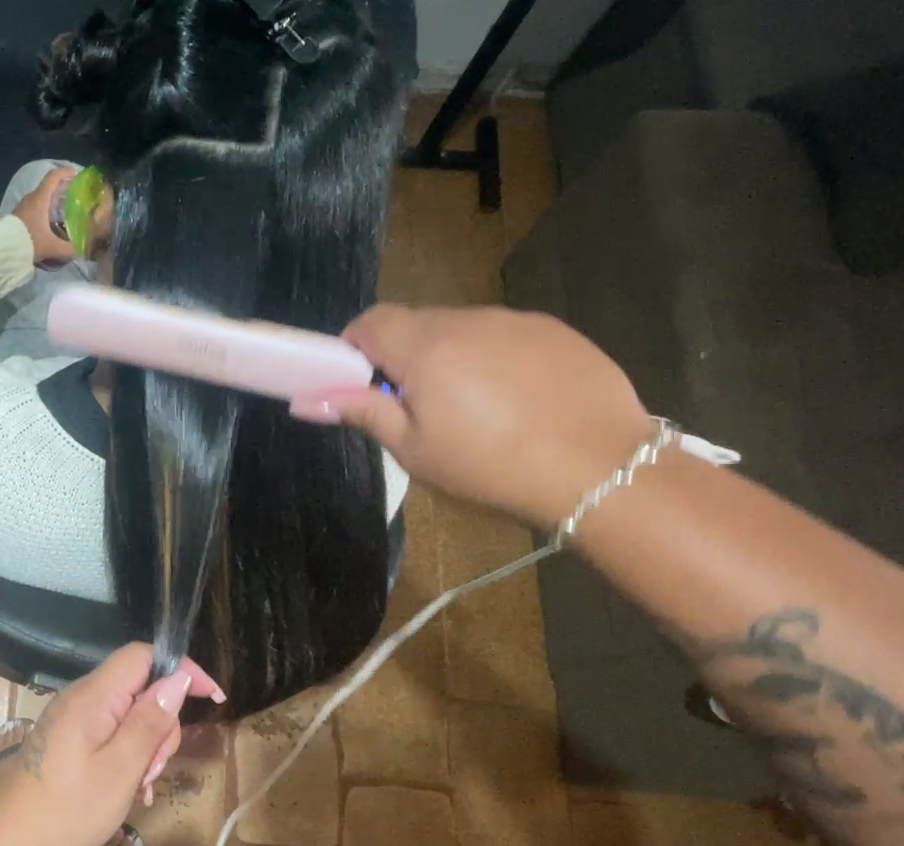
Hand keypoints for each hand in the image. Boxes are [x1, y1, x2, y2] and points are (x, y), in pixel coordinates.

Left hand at [0, 644, 222, 845]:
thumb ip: (149, 722)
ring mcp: (74, 716)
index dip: (181, 668)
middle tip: (153, 769)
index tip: (211, 698)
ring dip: (147, 746)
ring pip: (130, 712)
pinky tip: (130, 787)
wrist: (12, 840)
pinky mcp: (71, 735)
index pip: (142, 655)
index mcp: (92, 696)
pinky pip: (113, 731)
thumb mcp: (120, 770)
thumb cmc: (69, 809)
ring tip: (138, 786)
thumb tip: (179, 677)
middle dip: (161, 724)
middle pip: (140, 686)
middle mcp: (82, 696)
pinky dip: (129, 754)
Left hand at [11, 165, 79, 264]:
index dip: (66, 172)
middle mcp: (30, 198)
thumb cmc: (27, 242)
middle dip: (61, 189)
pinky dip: (44, 209)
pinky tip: (49, 222)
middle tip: (74, 196)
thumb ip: (69, 249)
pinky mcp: (17, 216)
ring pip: (40, 198)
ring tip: (64, 210)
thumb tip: (82, 251)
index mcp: (40, 199)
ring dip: (52, 200)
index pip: (54, 176)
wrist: (0, 251)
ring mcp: (22, 206)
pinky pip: (34, 207)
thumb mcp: (51, 247)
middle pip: (48, 187)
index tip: (77, 174)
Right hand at [292, 305, 655, 528]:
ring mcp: (516, 321)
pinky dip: (492, 360)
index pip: (371, 321)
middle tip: (413, 407)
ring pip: (461, 329)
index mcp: (425, 347)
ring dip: (449, 358)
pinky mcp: (555, 331)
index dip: (354, 345)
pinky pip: (504, 336)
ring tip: (470, 410)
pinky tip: (512, 402)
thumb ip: (363, 413)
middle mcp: (468, 320)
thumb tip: (306, 400)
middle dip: (402, 355)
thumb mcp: (413, 449)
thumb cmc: (488, 464)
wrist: (598, 467)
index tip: (358, 381)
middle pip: (416, 323)